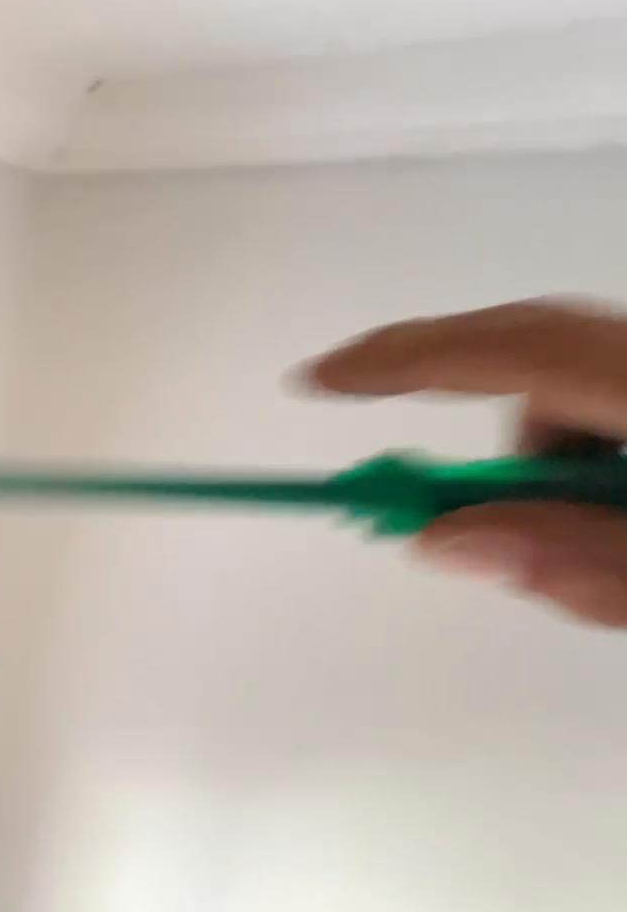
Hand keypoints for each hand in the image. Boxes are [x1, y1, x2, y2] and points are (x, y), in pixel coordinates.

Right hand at [303, 297, 626, 626]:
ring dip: (546, 467)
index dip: (404, 358)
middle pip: (547, 364)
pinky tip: (613, 517)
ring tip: (589, 550)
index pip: (516, 347)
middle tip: (457, 516)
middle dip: (486, 443)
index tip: (314, 381)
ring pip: (584, 395)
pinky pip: (609, 408)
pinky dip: (586, 462)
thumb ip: (584, 563)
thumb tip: (443, 542)